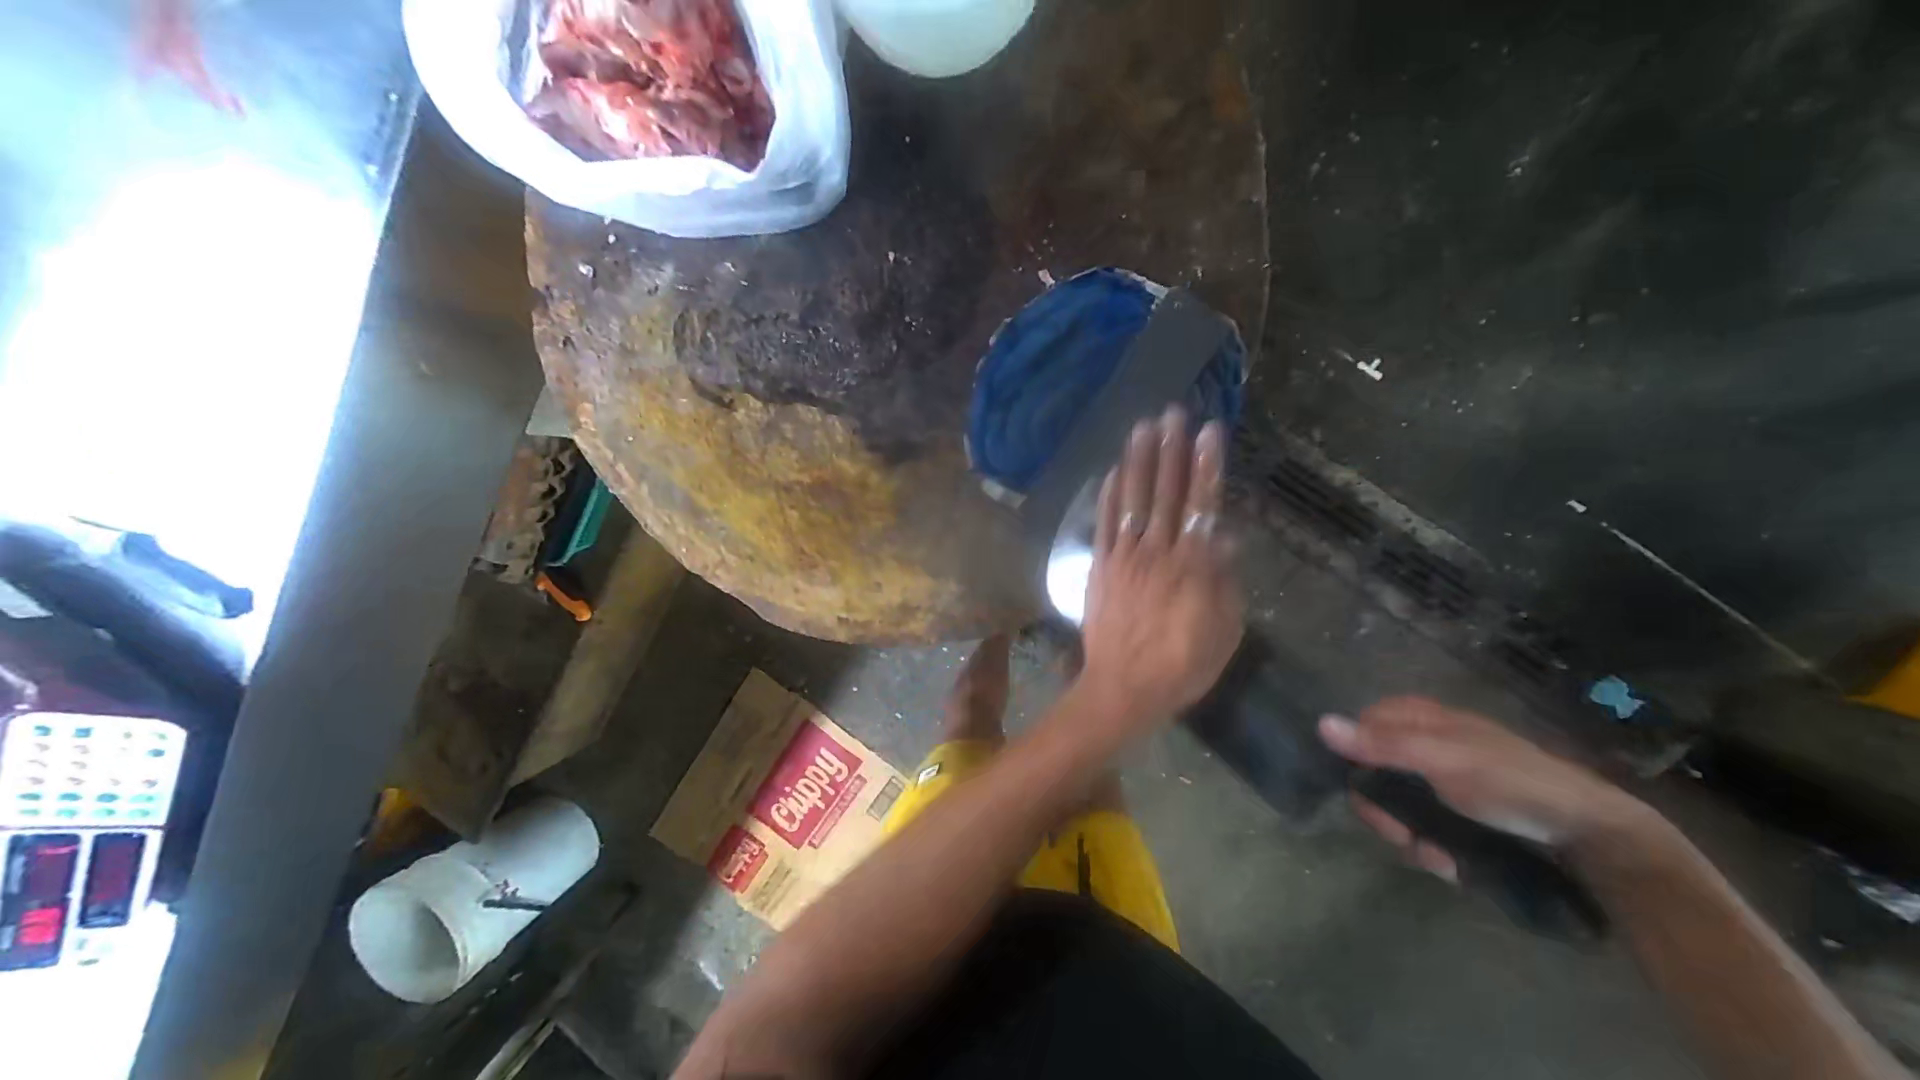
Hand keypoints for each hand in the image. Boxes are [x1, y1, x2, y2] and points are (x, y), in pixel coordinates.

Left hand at [1077, 405, 1243, 734]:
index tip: (1208, 431)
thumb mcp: (1223, 630)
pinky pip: (1104, 525)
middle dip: (1170, 449)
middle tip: (1172, 411)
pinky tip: (1112, 472)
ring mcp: (1124, 557)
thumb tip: (1225, 537)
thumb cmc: (1182, 666)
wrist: (1123, 688)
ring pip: (1132, 500)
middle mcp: (1157, 552)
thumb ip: (1225, 580)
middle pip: (1166, 492)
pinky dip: (1108, 496)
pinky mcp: (1100, 568)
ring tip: (1142, 427)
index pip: (1203, 504)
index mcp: (1193, 566)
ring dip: (1138, 461)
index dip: (1206, 465)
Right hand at [1319, 697, 1647, 879]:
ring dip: (1408, 836)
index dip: (1354, 757)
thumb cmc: (1513, 784)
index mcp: (1421, 720)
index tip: (1361, 786)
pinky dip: (1431, 847)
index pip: (1361, 727)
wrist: (1591, 835)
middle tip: (1400, 834)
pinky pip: (1425, 826)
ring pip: (1398, 806)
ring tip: (1435, 857)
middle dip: (1383, 810)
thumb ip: (1381, 745)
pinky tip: (1450, 863)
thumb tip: (1319, 724)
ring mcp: (1444, 782)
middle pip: (1374, 772)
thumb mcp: (1443, 761)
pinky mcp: (1461, 814)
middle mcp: (1427, 746)